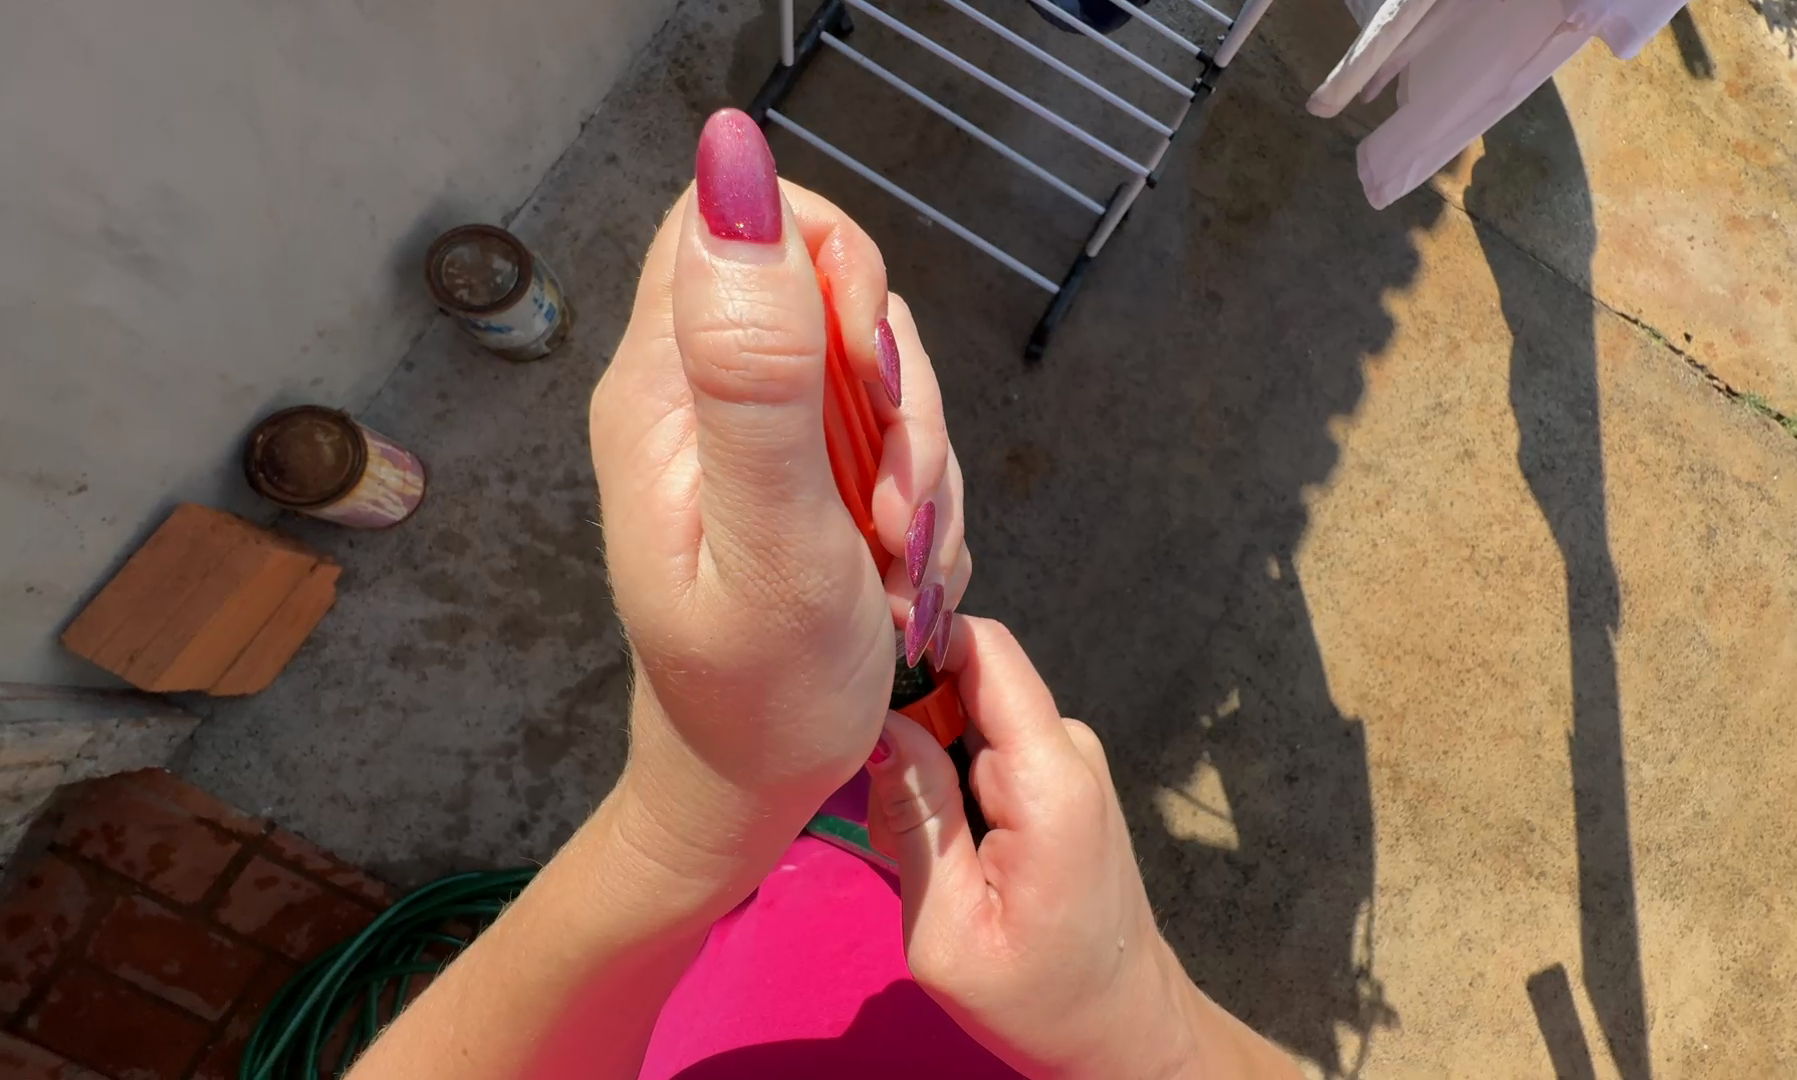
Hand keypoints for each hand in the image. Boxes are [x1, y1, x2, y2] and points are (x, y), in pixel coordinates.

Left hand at [589, 109, 967, 879]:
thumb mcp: (771, 539)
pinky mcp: (815, 478)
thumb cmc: (759, 690)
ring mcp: (770, 438)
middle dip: (901, 398)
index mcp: (669, 393)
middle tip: (893, 513)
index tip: (869, 373)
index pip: (731, 222)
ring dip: (923, 468)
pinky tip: (905, 576)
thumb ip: (756, 368)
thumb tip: (732, 165)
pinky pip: (900, 442)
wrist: (761, 780)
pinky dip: (927, 504)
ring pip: (883, 377)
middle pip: (834, 298)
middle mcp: (712, 398)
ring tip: (900, 567)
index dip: (824, 261)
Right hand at [865, 619, 1303, 1079]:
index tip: (861, 666)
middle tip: (886, 813)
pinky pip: (988, 744)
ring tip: (922, 851)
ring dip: (926, 764)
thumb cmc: (1039, 998)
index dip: (923, 635)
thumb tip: (882, 721)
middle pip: (968, 681)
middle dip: (910, 725)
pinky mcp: (1059, 773)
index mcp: (1050, 778)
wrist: (1126, 1026)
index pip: (986, 650)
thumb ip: (915, 817)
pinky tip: (949, 845)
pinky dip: (951, 780)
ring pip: (969, 716)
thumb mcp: (947, 930)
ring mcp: (1068, 756)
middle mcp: (1067, 746)